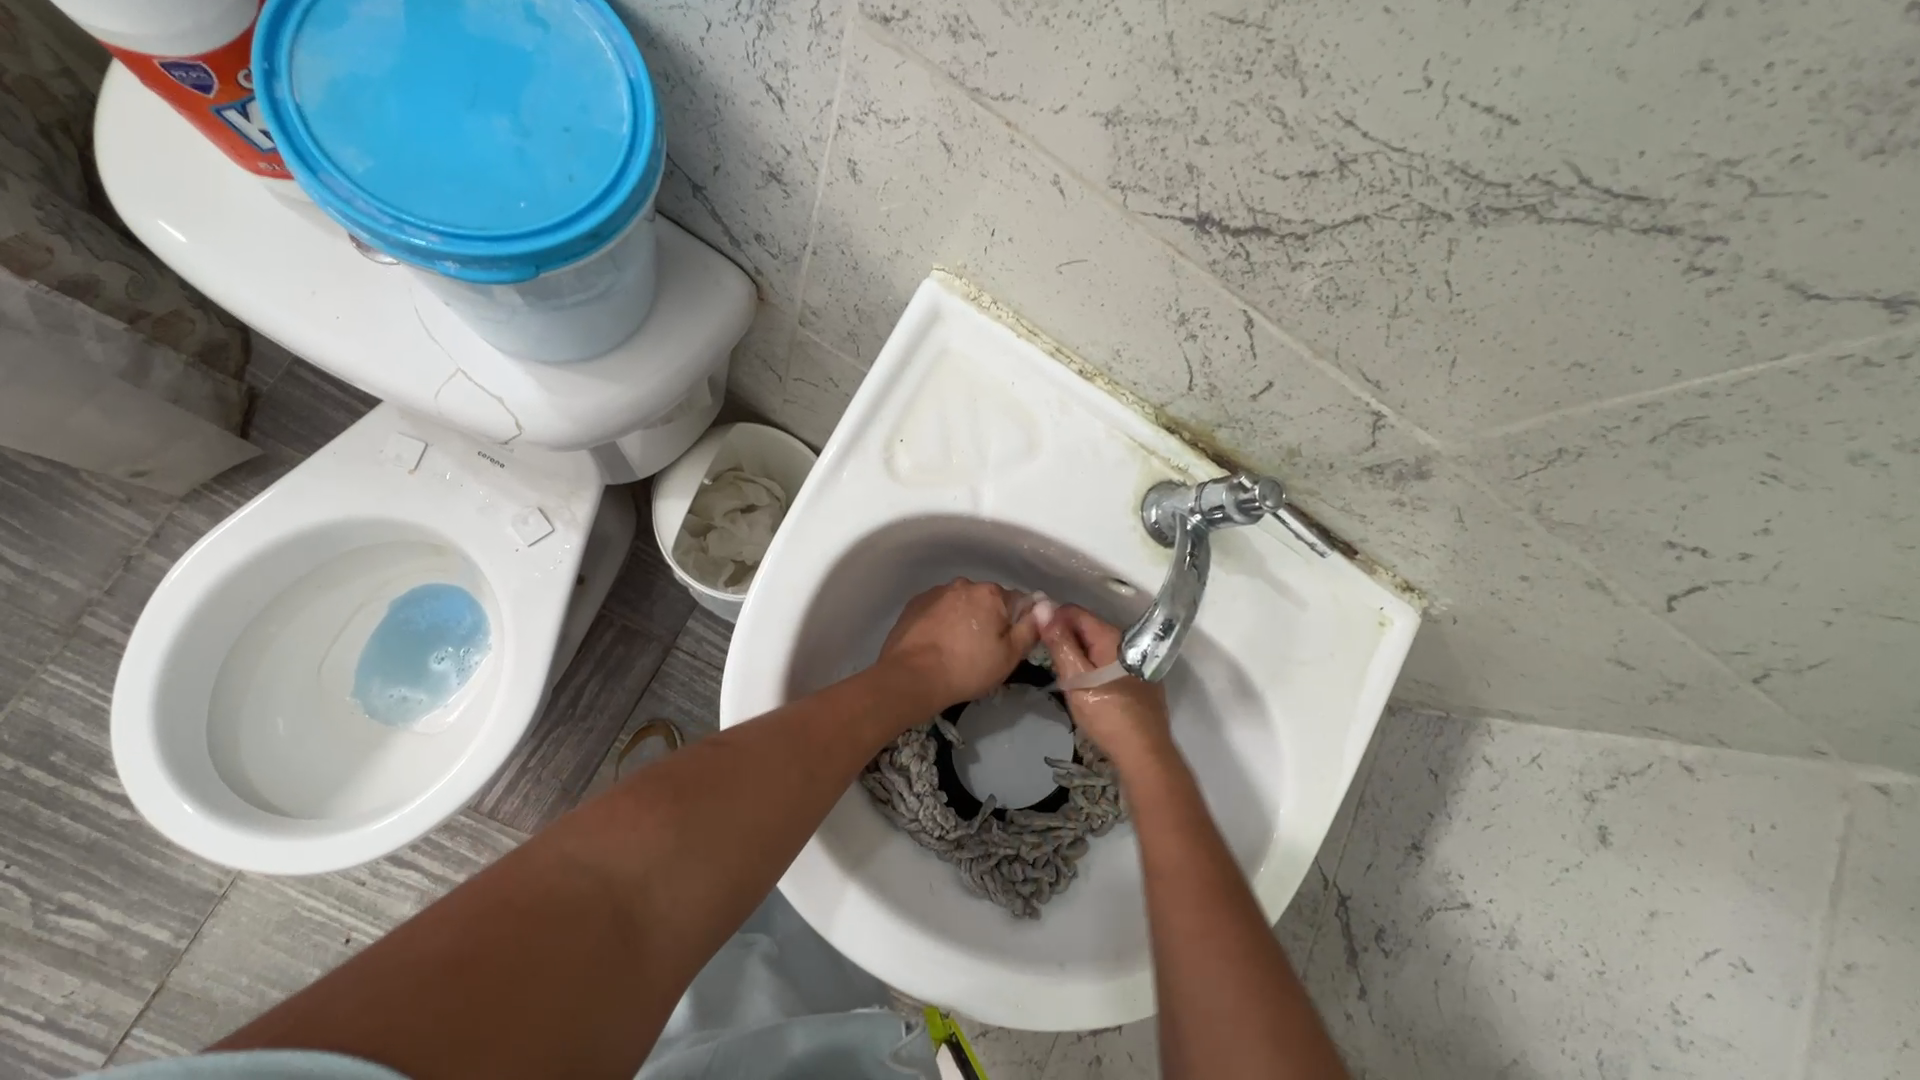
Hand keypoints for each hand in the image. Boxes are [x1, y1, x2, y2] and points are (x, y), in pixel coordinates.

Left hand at [878, 579, 1042, 712]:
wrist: (911, 677)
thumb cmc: (967, 669)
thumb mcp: (1009, 656)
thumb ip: (1031, 628)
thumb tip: (1045, 608)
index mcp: (991, 593)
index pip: (1017, 601)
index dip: (1017, 624)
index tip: (1008, 645)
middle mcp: (964, 584)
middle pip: (986, 601)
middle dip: (988, 620)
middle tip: (981, 651)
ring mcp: (936, 592)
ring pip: (960, 604)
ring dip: (963, 620)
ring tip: (955, 650)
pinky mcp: (914, 604)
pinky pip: (937, 610)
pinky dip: (941, 622)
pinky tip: (936, 645)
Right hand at [1040, 605, 1174, 770]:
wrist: (1144, 753)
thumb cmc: (1107, 715)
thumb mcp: (1076, 678)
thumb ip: (1060, 643)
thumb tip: (1044, 608)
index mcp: (1111, 636)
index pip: (1074, 612)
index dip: (1052, 621)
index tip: (1037, 640)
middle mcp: (1126, 642)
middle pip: (1086, 629)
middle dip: (1064, 641)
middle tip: (1050, 666)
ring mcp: (1135, 662)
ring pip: (1096, 648)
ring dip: (1077, 657)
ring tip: (1065, 680)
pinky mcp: (1138, 680)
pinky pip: (1108, 664)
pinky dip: (1093, 669)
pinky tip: (1087, 690)